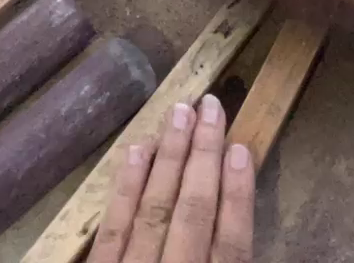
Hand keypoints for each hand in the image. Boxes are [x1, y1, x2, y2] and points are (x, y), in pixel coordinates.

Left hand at [89, 93, 252, 262]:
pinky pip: (113, 229)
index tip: (240, 147)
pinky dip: (126, 188)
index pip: (231, 245)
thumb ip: (227, 255)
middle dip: (203, 155)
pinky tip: (138, 150)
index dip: (238, 195)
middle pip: (193, 214)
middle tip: (210, 105)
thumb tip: (236, 198)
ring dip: (169, 157)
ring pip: (155, 209)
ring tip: (180, 111)